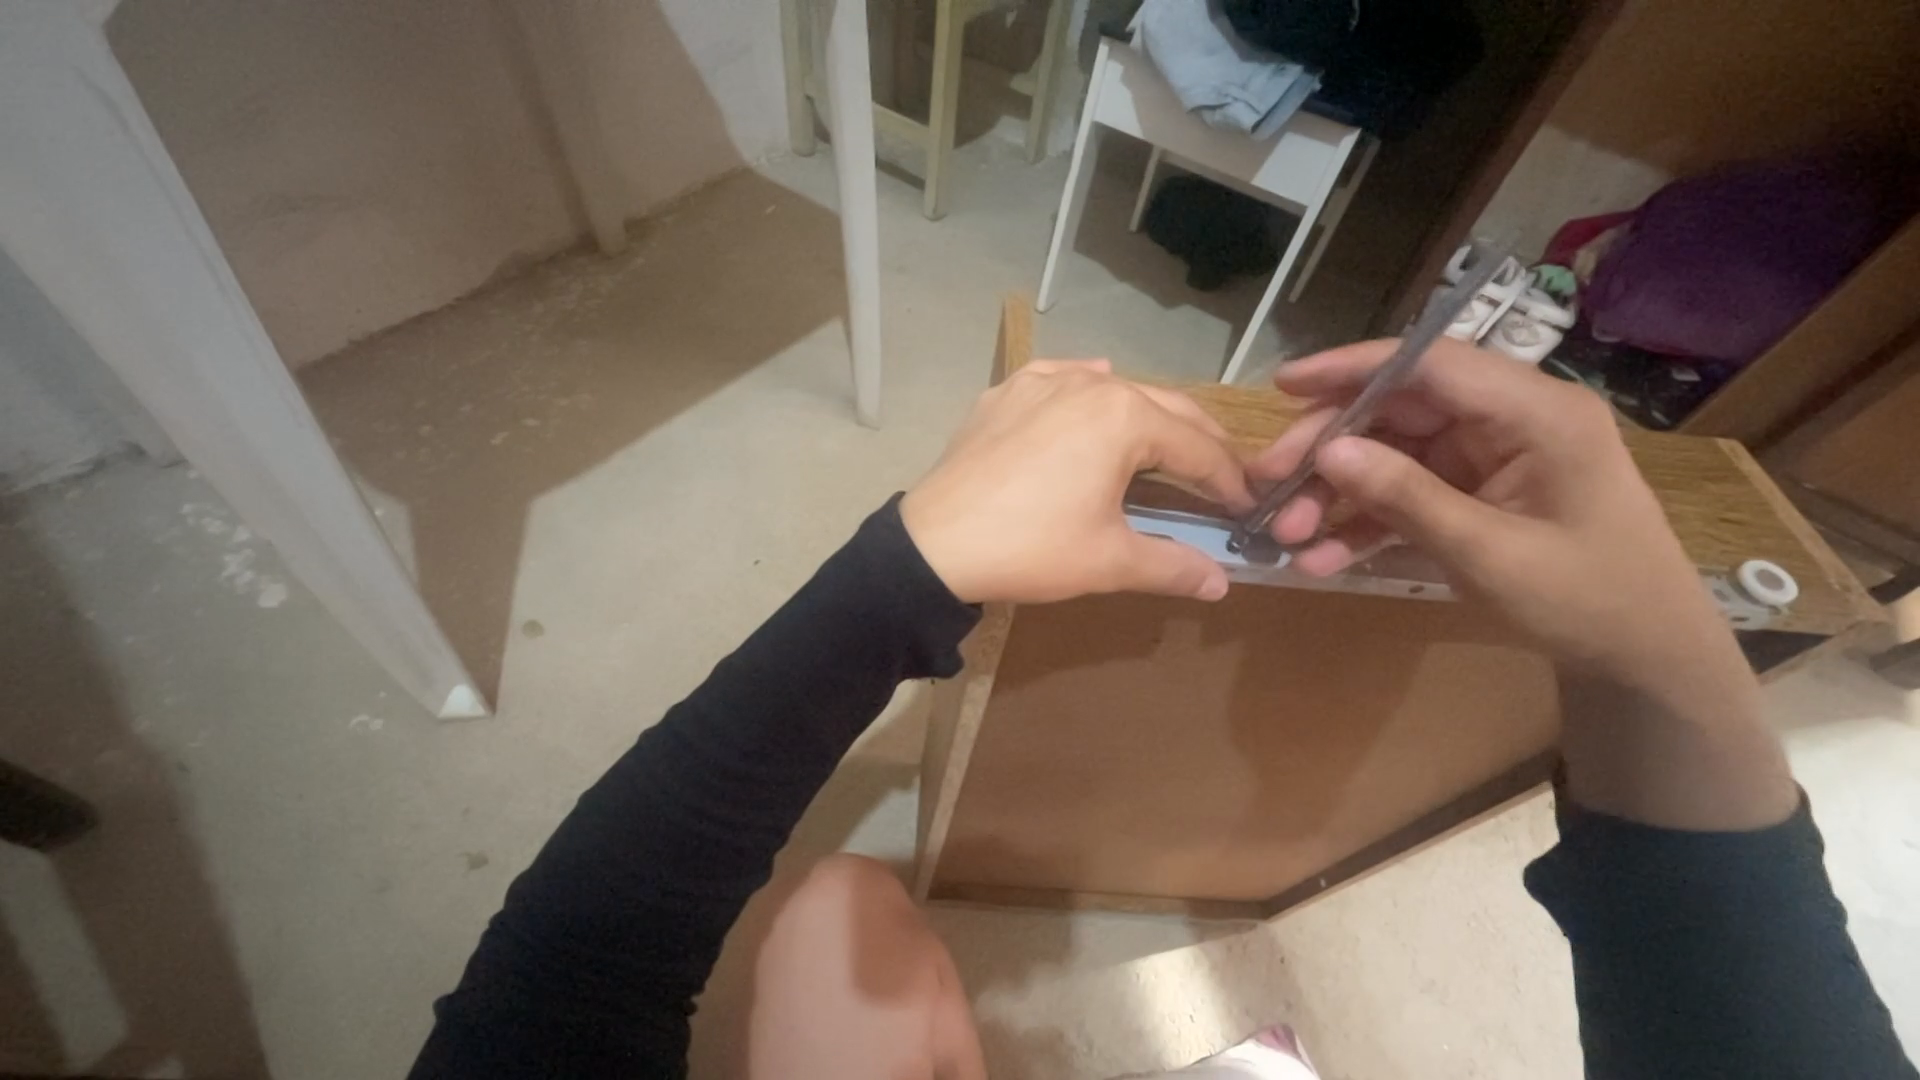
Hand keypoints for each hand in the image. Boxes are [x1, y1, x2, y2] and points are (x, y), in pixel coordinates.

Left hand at [902, 361, 1252, 604]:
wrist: (936, 545)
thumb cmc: (1032, 549)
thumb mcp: (1109, 561)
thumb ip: (1173, 566)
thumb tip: (1221, 583)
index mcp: (1125, 418)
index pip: (1196, 447)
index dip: (1227, 479)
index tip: (1246, 505)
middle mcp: (1089, 384)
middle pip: (1163, 407)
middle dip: (1198, 441)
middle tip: (1219, 474)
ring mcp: (1042, 382)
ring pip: (1113, 389)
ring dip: (1146, 414)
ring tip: (1162, 444)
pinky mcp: (1005, 392)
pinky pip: (1060, 379)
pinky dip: (1087, 388)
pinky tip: (1093, 391)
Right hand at [1252, 338, 1727, 682]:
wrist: (1640, 656)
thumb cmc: (1586, 599)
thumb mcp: (1489, 552)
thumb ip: (1407, 497)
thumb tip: (1328, 451)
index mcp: (1534, 414)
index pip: (1429, 365)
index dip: (1351, 367)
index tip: (1284, 385)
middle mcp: (1503, 422)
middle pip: (1393, 413)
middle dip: (1324, 449)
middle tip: (1264, 484)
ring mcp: (1482, 458)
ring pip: (1384, 456)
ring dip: (1331, 494)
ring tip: (1283, 536)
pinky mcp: (1466, 493)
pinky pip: (1398, 495)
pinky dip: (1357, 524)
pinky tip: (1318, 559)